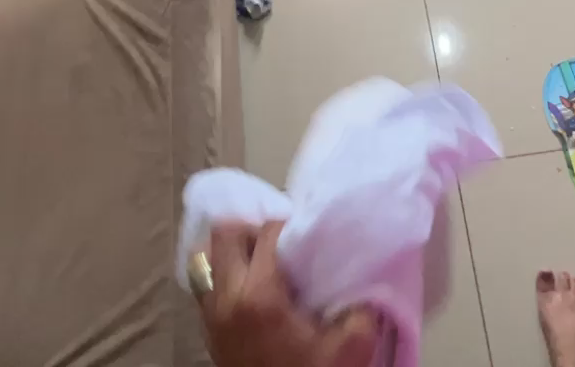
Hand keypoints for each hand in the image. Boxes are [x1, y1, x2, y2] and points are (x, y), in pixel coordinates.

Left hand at [197, 221, 382, 366]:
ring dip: (233, 249)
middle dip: (252, 228)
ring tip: (260, 259)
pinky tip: (250, 284)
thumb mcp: (349, 349)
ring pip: (206, 255)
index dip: (289, 226)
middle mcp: (226, 297)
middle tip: (279, 242)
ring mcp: (211, 314)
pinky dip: (223, 272)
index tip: (307, 236)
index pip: (267, 233)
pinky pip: (205, 282)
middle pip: (224, 233)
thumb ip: (364, 308)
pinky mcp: (207, 329)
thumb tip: (370, 274)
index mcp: (259, 295)